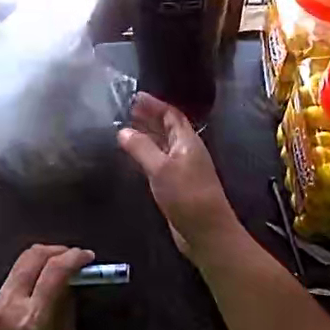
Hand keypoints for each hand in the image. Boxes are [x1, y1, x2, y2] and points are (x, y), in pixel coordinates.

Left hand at [0, 243, 92, 329]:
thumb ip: (66, 320)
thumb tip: (71, 290)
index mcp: (31, 321)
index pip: (54, 272)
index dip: (74, 258)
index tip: (89, 257)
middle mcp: (9, 305)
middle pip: (32, 256)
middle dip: (57, 250)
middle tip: (75, 258)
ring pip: (19, 265)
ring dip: (42, 259)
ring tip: (61, 269)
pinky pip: (10, 280)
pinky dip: (29, 273)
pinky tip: (42, 285)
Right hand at [117, 93, 240, 258]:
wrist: (206, 232)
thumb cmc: (187, 195)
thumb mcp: (161, 168)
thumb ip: (141, 148)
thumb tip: (123, 131)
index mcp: (188, 141)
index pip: (171, 115)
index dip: (154, 104)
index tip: (134, 97)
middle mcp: (186, 151)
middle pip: (167, 128)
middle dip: (148, 118)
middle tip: (125, 110)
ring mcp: (182, 169)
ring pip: (162, 145)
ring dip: (146, 135)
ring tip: (124, 129)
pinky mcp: (176, 185)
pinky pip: (159, 162)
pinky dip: (146, 154)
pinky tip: (133, 156)